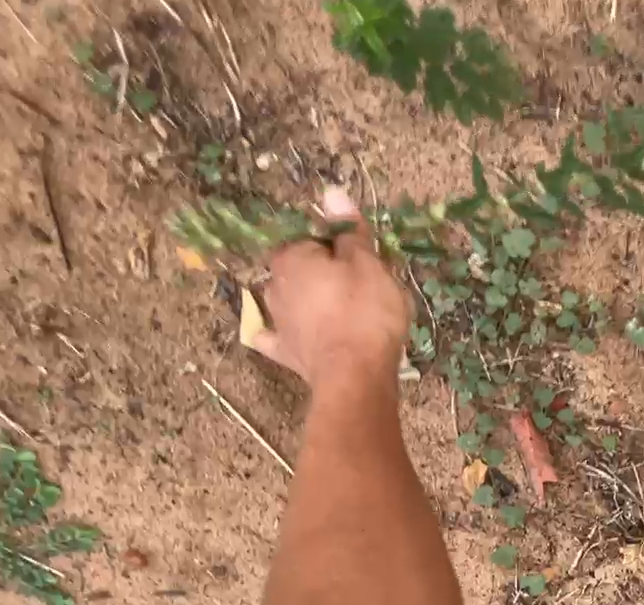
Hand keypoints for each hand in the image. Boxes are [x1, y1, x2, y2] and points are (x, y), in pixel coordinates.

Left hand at [251, 187, 408, 393]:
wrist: (355, 374)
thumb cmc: (365, 313)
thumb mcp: (369, 266)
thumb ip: (350, 233)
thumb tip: (332, 192)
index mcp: (293, 257)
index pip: (314, 239)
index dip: (341, 248)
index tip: (367, 262)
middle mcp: (274, 283)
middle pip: (301, 270)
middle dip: (324, 274)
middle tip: (362, 290)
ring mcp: (276, 319)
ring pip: (289, 299)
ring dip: (306, 301)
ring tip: (339, 314)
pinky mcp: (285, 352)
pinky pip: (276, 336)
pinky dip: (280, 333)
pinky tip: (283, 334)